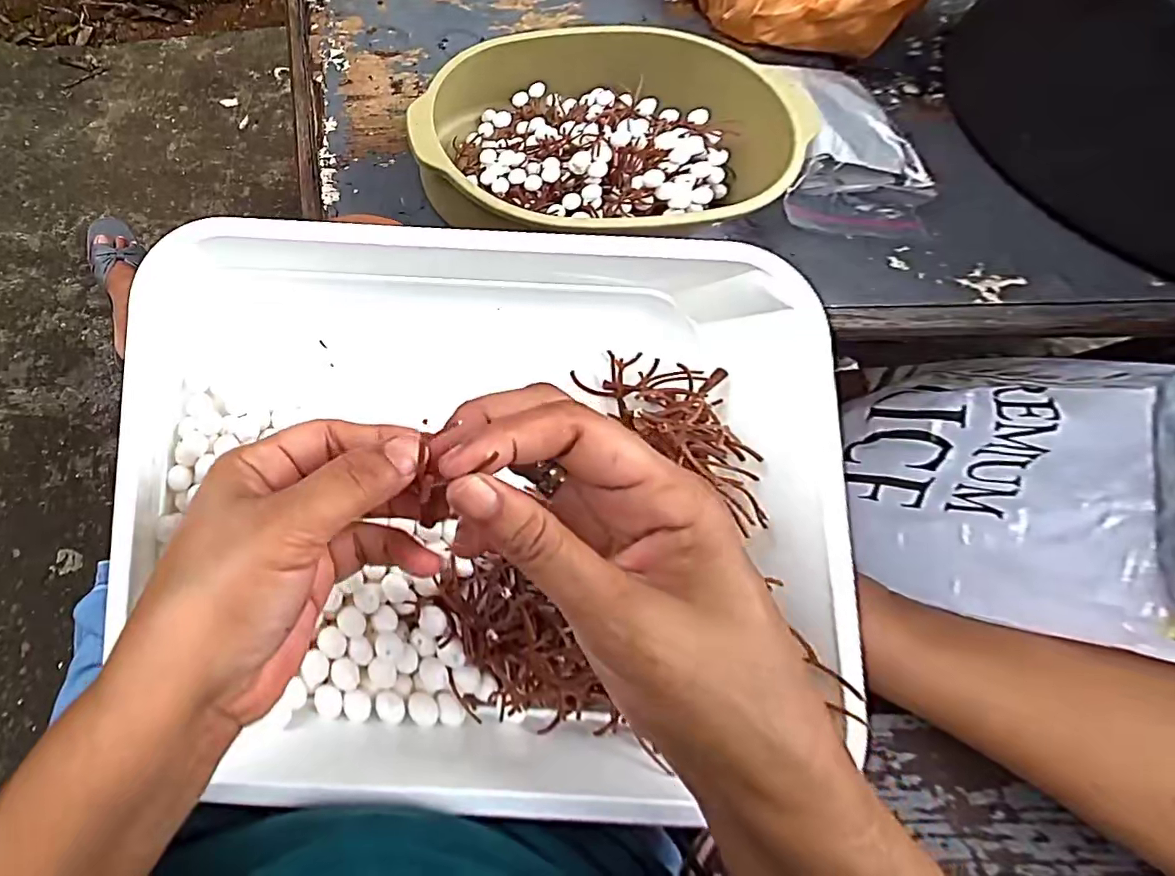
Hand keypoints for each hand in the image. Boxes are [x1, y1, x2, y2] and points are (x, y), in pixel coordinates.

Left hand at [113, 421, 441, 726]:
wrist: (193, 683)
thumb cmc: (208, 601)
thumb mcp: (284, 526)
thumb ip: (347, 485)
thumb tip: (396, 450)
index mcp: (255, 470)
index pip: (327, 437)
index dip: (377, 440)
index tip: (423, 451)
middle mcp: (273, 498)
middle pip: (346, 470)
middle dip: (394, 475)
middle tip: (442, 484)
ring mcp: (292, 538)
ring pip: (358, 510)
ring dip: (400, 513)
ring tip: (442, 518)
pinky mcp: (307, 576)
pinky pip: (359, 549)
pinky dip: (392, 550)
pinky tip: (421, 558)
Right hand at [429, 384, 845, 792]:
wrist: (753, 765)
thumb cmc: (720, 695)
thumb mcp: (616, 614)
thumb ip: (537, 544)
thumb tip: (469, 486)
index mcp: (664, 492)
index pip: (572, 427)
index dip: (504, 434)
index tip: (454, 462)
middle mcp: (634, 492)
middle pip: (550, 425)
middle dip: (488, 431)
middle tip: (438, 458)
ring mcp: (609, 518)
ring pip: (532, 464)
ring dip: (483, 468)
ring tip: (440, 492)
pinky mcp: (588, 546)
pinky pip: (528, 510)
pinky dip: (490, 513)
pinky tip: (466, 535)